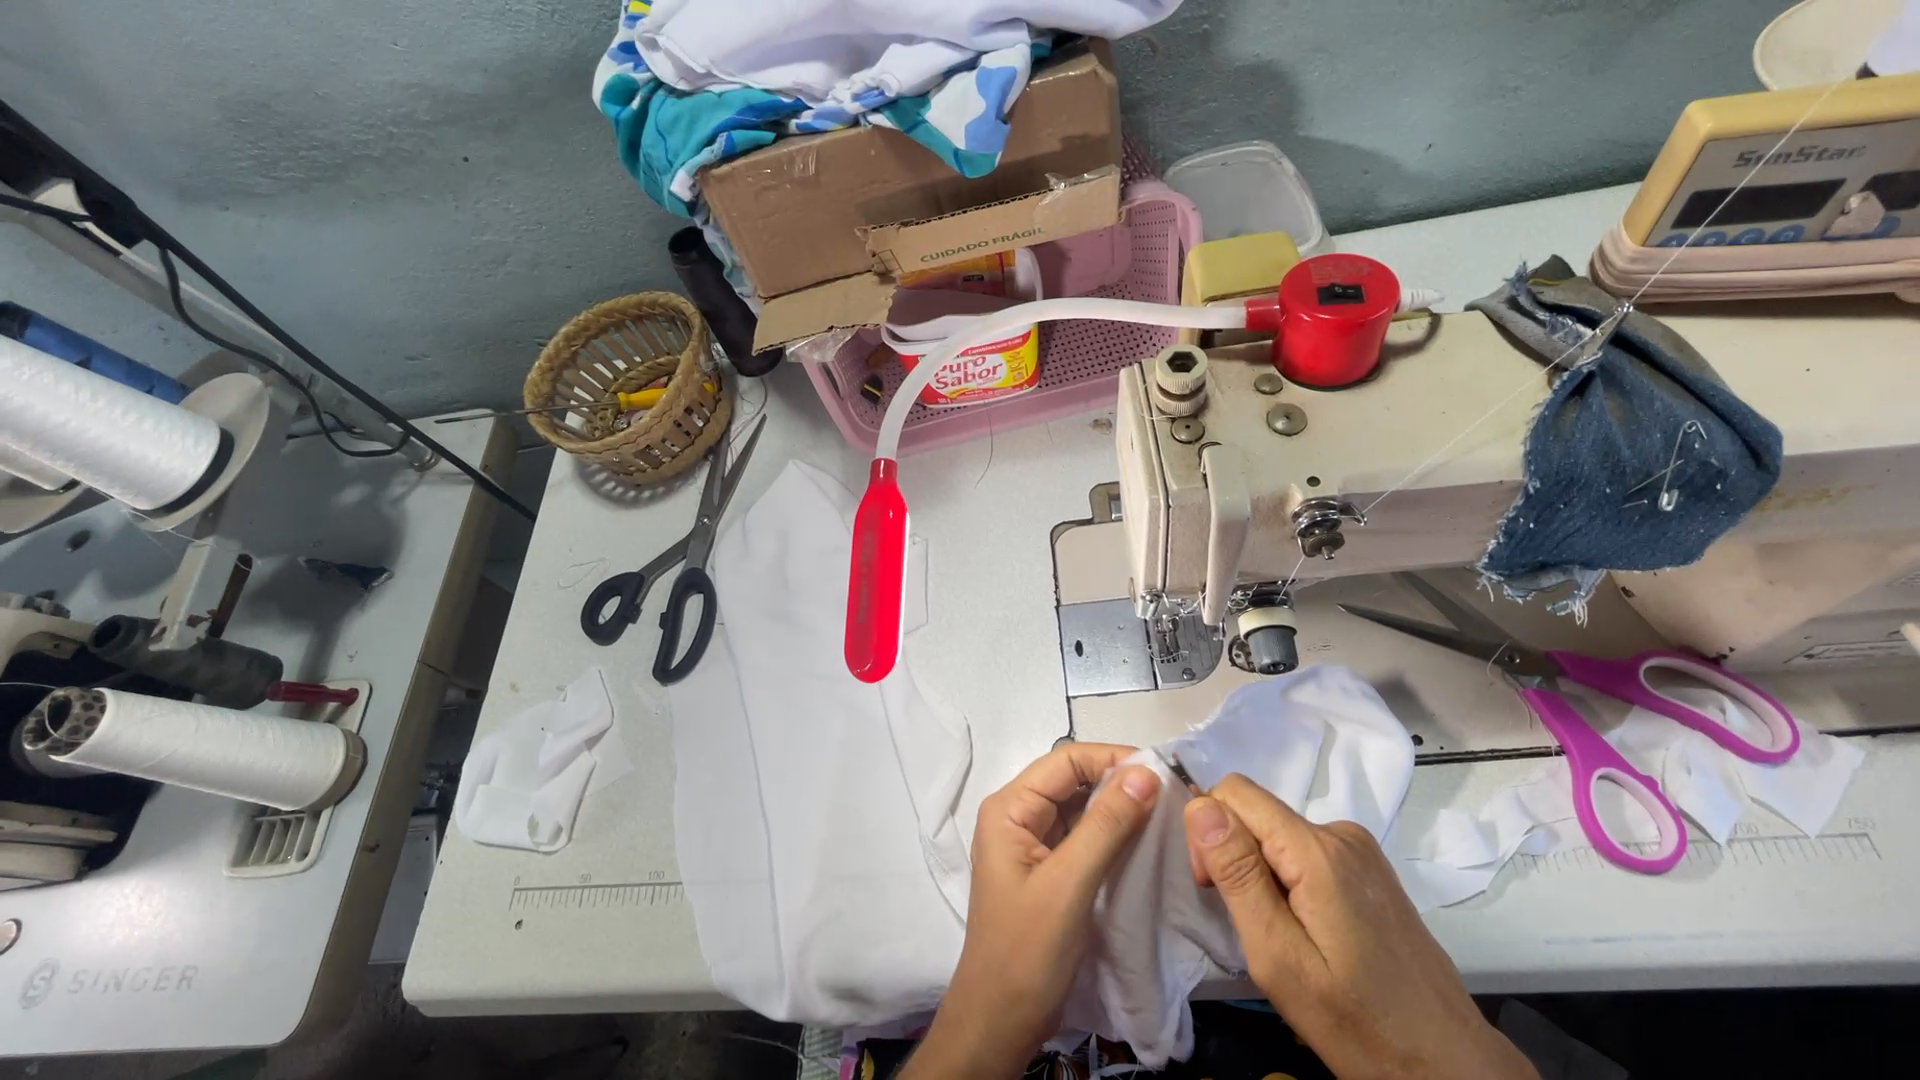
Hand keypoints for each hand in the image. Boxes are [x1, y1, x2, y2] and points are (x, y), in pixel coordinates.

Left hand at [902, 743, 1161, 1079]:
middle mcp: (1017, 816)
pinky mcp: (1048, 870)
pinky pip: (1083, 837)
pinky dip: (1113, 834)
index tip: (1162, 771)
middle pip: (1073, 780)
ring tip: (1166, 813)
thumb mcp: (1069, 883)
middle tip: (1172, 793)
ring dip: (1119, 807)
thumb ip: (1106, 825)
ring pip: (1081, 808)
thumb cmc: (1027, 949)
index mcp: (1009, 808)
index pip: (1066, 760)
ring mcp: (1032, 844)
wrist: (1001, 1019)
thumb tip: (1145, 772)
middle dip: (1119, 781)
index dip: (1112, 758)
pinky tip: (1145, 842)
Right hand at [1183, 775, 1536, 1079]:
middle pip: (1257, 813)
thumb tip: (1201, 807)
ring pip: (1277, 834)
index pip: (1235, 793)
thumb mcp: (1278, 956)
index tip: (1213, 888)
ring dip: (1260, 872)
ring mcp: (1360, 850)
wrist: (1444, 1061)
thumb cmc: (1354, 1019)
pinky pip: (1304, 851)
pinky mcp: (1369, 869)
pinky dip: (1287, 879)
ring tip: (1278, 933)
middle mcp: (1341, 834)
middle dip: (1232, 854)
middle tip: (1246, 922)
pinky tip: (1304, 928)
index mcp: (1317, 851)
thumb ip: (1238, 875)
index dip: (1209, 832)